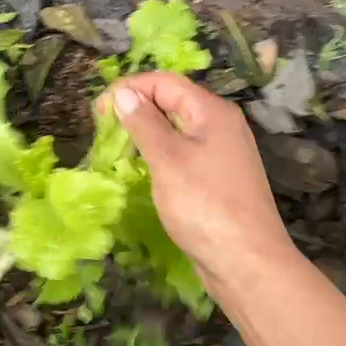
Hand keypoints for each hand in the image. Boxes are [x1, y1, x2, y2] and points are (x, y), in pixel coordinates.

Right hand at [103, 72, 296, 283]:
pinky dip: (160, 151)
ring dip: (146, 130)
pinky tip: (145, 168)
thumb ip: (144, 123)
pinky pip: (184, 150)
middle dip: (135, 107)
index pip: (163, 81)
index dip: (128, 88)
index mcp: (211, 111)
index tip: (98, 112)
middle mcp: (221, 124)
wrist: (247, 263)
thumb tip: (123, 93)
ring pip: (177, 126)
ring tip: (119, 147)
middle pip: (172, 100)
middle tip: (105, 129)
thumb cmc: (204, 206)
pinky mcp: (219, 176)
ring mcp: (222, 151)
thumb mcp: (167, 159)